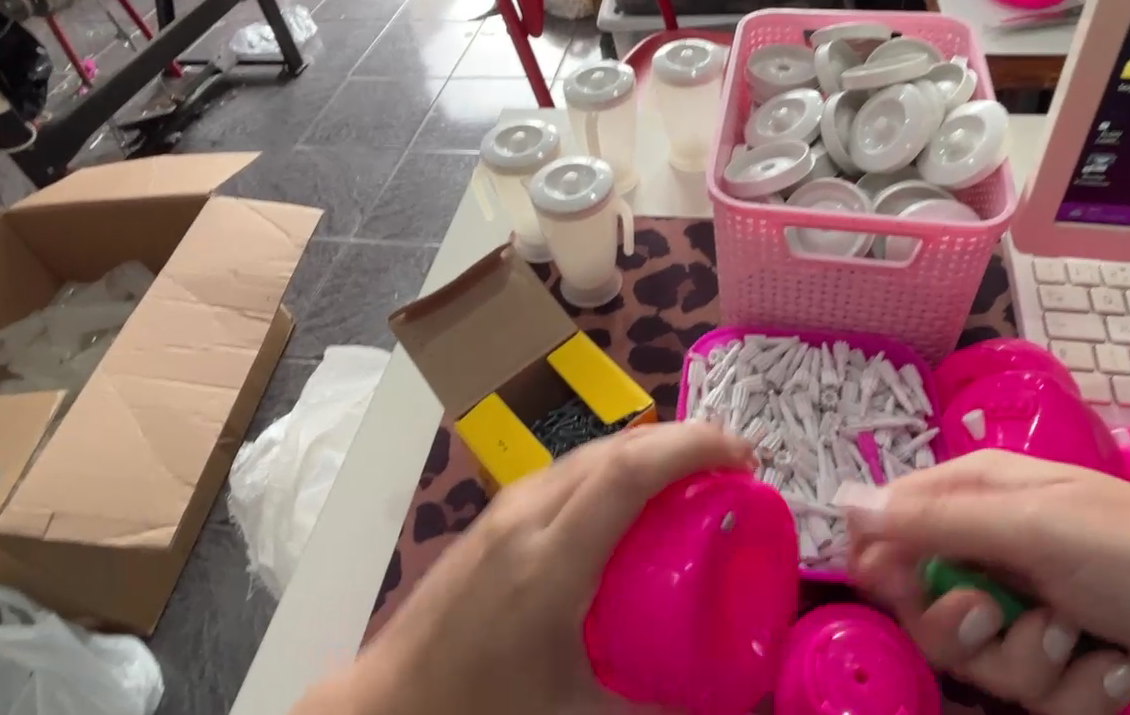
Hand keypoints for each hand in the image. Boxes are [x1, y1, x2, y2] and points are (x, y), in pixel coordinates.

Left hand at [312, 422, 754, 714]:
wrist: (386, 704)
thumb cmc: (480, 707)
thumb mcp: (574, 712)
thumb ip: (653, 700)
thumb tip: (720, 695)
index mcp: (549, 560)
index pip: (628, 471)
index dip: (691, 447)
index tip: (743, 456)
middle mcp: (528, 513)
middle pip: (615, 449)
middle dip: (682, 441)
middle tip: (735, 465)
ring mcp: (508, 506)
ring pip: (591, 453)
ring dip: (650, 450)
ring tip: (696, 474)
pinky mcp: (498, 512)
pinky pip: (571, 471)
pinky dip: (618, 468)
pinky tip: (636, 499)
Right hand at [846, 450, 1129, 714]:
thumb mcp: (1037, 531)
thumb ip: (934, 521)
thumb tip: (843, 501)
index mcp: (981, 494)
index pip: (891, 522)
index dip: (885, 563)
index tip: (899, 591)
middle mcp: (999, 545)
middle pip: (928, 599)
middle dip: (963, 628)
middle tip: (1000, 620)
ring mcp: (1036, 603)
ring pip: (983, 655)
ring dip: (1034, 664)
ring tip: (1090, 644)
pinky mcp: (1073, 656)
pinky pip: (1037, 690)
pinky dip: (1080, 690)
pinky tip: (1124, 667)